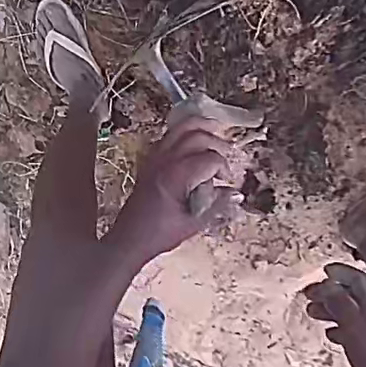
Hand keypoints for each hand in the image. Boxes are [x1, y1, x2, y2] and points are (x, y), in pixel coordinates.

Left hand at [105, 117, 240, 262]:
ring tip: (215, 131)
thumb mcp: (194, 223)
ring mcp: (155, 158)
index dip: (224, 167)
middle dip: (217, 143)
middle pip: (197, 136)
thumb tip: (236, 193)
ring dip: (200, 127)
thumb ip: (217, 205)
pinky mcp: (149, 160)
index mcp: (177, 175)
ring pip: (180, 128)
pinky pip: (169, 136)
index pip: (210, 158)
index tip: (227, 180)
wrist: (128, 238)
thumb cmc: (160, 234)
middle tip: (228, 156)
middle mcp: (165, 160)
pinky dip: (183, 133)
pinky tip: (193, 141)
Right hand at [303, 263, 365, 366]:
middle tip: (310, 293)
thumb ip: (340, 304)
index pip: (362, 281)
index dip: (342, 273)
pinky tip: (331, 335)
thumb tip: (327, 284)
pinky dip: (342, 328)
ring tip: (312, 312)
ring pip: (356, 316)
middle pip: (357, 298)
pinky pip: (358, 333)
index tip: (325, 271)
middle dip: (332, 293)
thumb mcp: (355, 327)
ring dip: (333, 311)